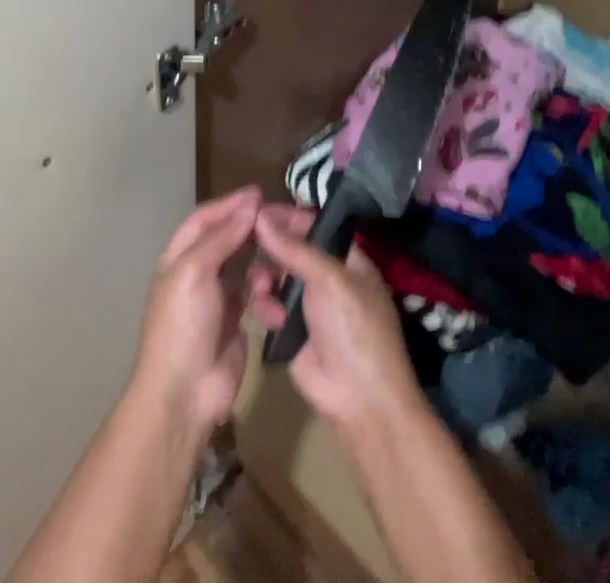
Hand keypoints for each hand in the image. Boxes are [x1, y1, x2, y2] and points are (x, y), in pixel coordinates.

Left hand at [132, 186, 261, 433]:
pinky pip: (256, 297)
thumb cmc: (183, 324)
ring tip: (282, 261)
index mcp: (178, 259)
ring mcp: (216, 299)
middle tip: (286, 219)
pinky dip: (268, 293)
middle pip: (226, 241)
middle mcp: (195, 274)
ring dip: (262, 264)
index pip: (203, 220)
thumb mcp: (194, 273)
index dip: (229, 205)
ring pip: (245, 268)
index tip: (260, 193)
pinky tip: (279, 294)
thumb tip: (247, 206)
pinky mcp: (236, 322)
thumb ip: (220, 238)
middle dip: (252, 230)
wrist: (186, 389)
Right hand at [247, 206, 421, 427]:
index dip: (287, 218)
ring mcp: (307, 305)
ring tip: (262, 289)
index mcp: (348, 262)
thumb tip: (260, 216)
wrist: (358, 396)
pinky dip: (265, 307)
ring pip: (274, 276)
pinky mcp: (290, 328)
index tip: (257, 213)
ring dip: (264, 279)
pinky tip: (270, 317)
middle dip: (270, 250)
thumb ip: (295, 248)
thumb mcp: (330, 281)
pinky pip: (268, 305)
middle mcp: (327, 279)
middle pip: (289, 250)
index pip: (314, 227)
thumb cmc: (354, 330)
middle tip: (251, 250)